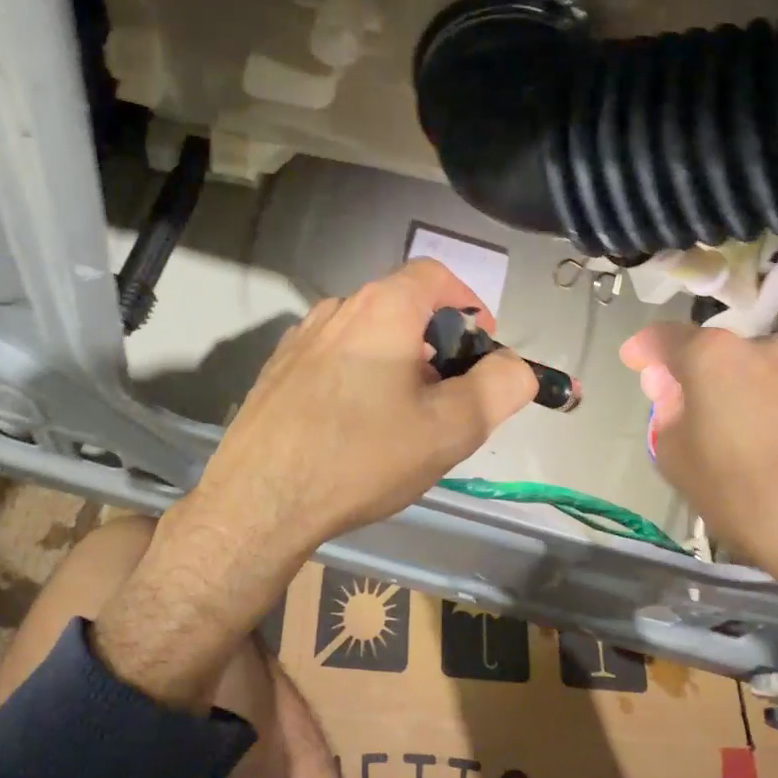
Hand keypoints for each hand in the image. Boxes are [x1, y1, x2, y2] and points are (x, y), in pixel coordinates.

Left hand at [195, 258, 537, 547]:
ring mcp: (300, 338)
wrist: (259, 502)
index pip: (436, 275)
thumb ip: (499, 388)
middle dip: (437, 343)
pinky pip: (334, 358)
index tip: (481, 350)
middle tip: (450, 396)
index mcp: (382, 308)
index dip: (469, 304)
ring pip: (367, 335)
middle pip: (402, 306)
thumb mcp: (450, 429)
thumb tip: (518, 367)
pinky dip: (360, 377)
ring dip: (398, 362)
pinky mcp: (278, 371)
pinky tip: (356, 429)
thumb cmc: (361, 457)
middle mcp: (337, 309)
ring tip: (405, 418)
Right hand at [624, 325, 777, 777]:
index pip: (666, 337)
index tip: (636, 364)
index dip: (645, 350)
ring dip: (751, 397)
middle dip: (704, 380)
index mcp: (716, 355)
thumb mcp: (681, 466)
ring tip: (751, 448)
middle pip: (722, 355)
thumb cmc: (752, 498)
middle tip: (696, 419)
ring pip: (768, 375)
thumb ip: (668, 420)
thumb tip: (676, 397)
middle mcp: (771, 346)